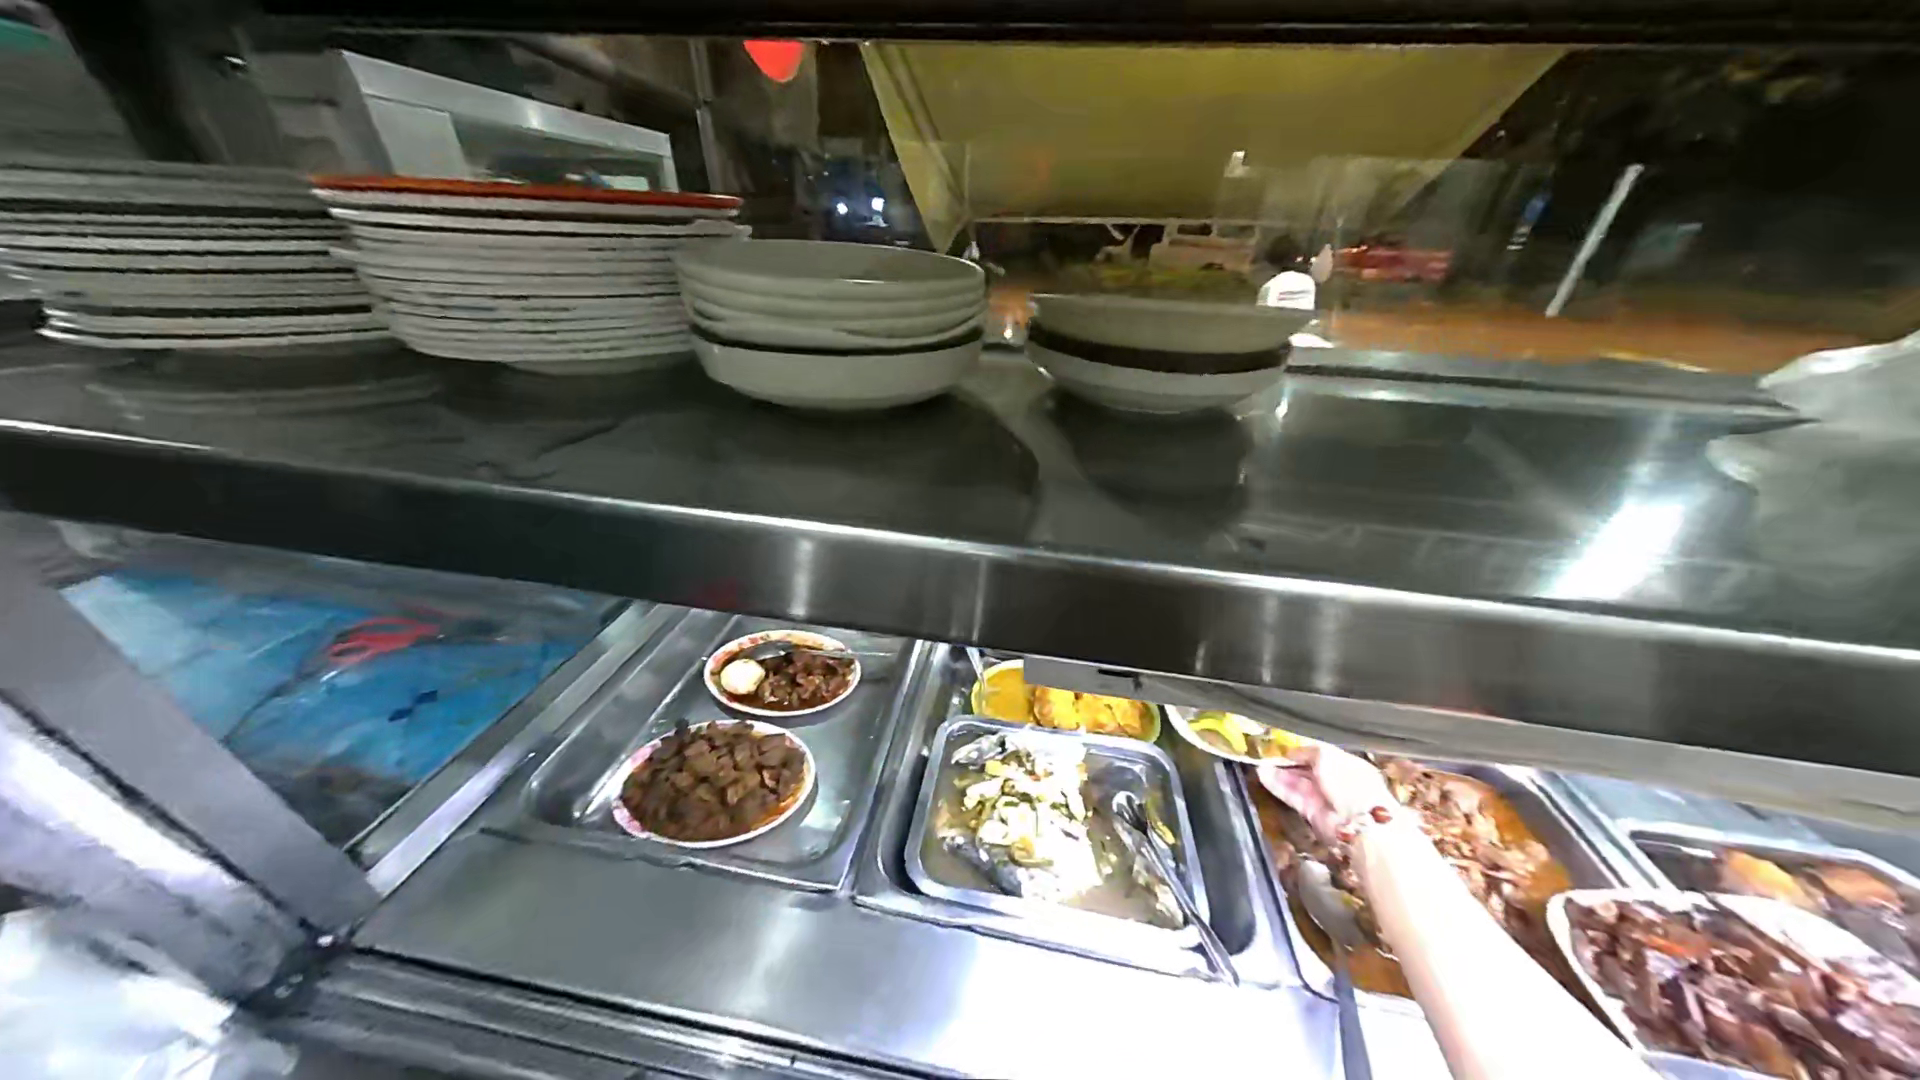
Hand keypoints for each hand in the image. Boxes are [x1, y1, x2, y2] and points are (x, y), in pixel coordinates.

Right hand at [1256, 742, 1396, 845]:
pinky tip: (1262, 776)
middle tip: (1266, 754)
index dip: (1302, 750)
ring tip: (1259, 764)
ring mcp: (1324, 797)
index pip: (1322, 755)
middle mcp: (1336, 781)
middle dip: (1288, 762)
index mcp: (1348, 765)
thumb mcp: (1328, 756)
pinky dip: (1278, 786)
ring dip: (1279, 773)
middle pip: (1307, 769)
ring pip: (1298, 782)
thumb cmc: (1348, 783)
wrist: (1359, 824)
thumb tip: (1292, 751)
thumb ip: (1308, 751)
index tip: (1283, 745)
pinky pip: (1293, 795)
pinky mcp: (1312, 812)